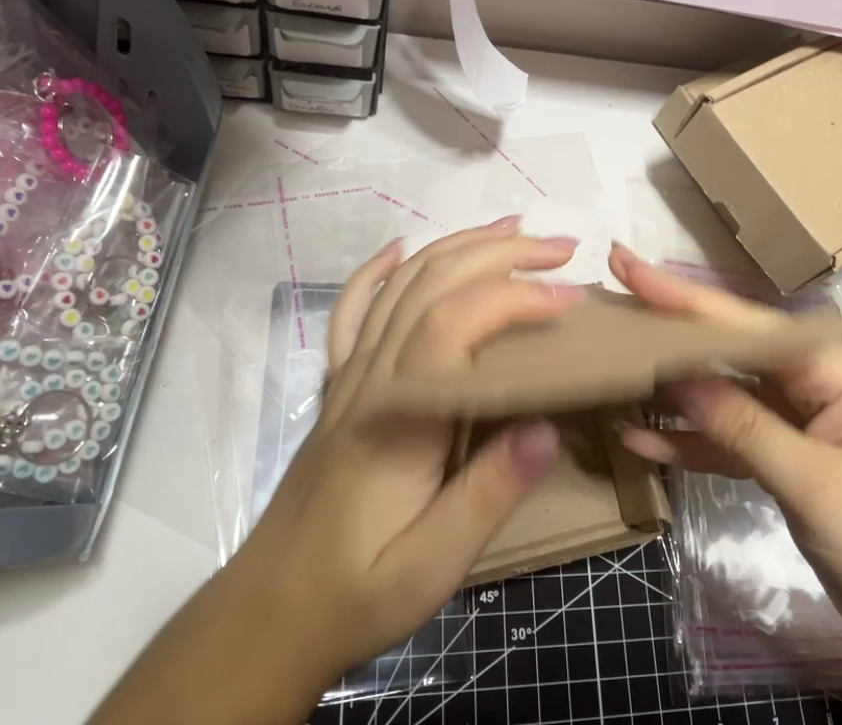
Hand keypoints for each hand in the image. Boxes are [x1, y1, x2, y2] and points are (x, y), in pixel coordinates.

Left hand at [220, 220, 578, 675]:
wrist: (270, 612)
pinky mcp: (338, 392)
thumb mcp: (431, 565)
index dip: (514, 297)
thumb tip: (547, 426)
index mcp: (399, 416)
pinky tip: (399, 250)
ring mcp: (348, 380)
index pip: (456, 325)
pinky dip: (375, 273)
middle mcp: (370, 379)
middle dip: (499, 254)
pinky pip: (351, 315)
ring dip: (456, 248)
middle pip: (431, 286)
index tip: (572, 299)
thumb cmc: (356, 593)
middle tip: (561, 249)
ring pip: (399, 287)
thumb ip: (488, 493)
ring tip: (511, 230)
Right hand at [607, 243, 841, 636]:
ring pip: (721, 393)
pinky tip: (638, 440)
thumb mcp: (816, 483)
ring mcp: (798, 420)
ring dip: (669, 390)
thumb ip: (743, 426)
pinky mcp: (785, 457)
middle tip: (608, 305)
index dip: (680, 296)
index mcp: (834, 368)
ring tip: (610, 365)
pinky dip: (688, 442)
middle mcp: (813, 381)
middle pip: (727, 349)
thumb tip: (675, 378)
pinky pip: (727, 438)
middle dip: (668, 331)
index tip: (625, 263)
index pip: (744, 325)